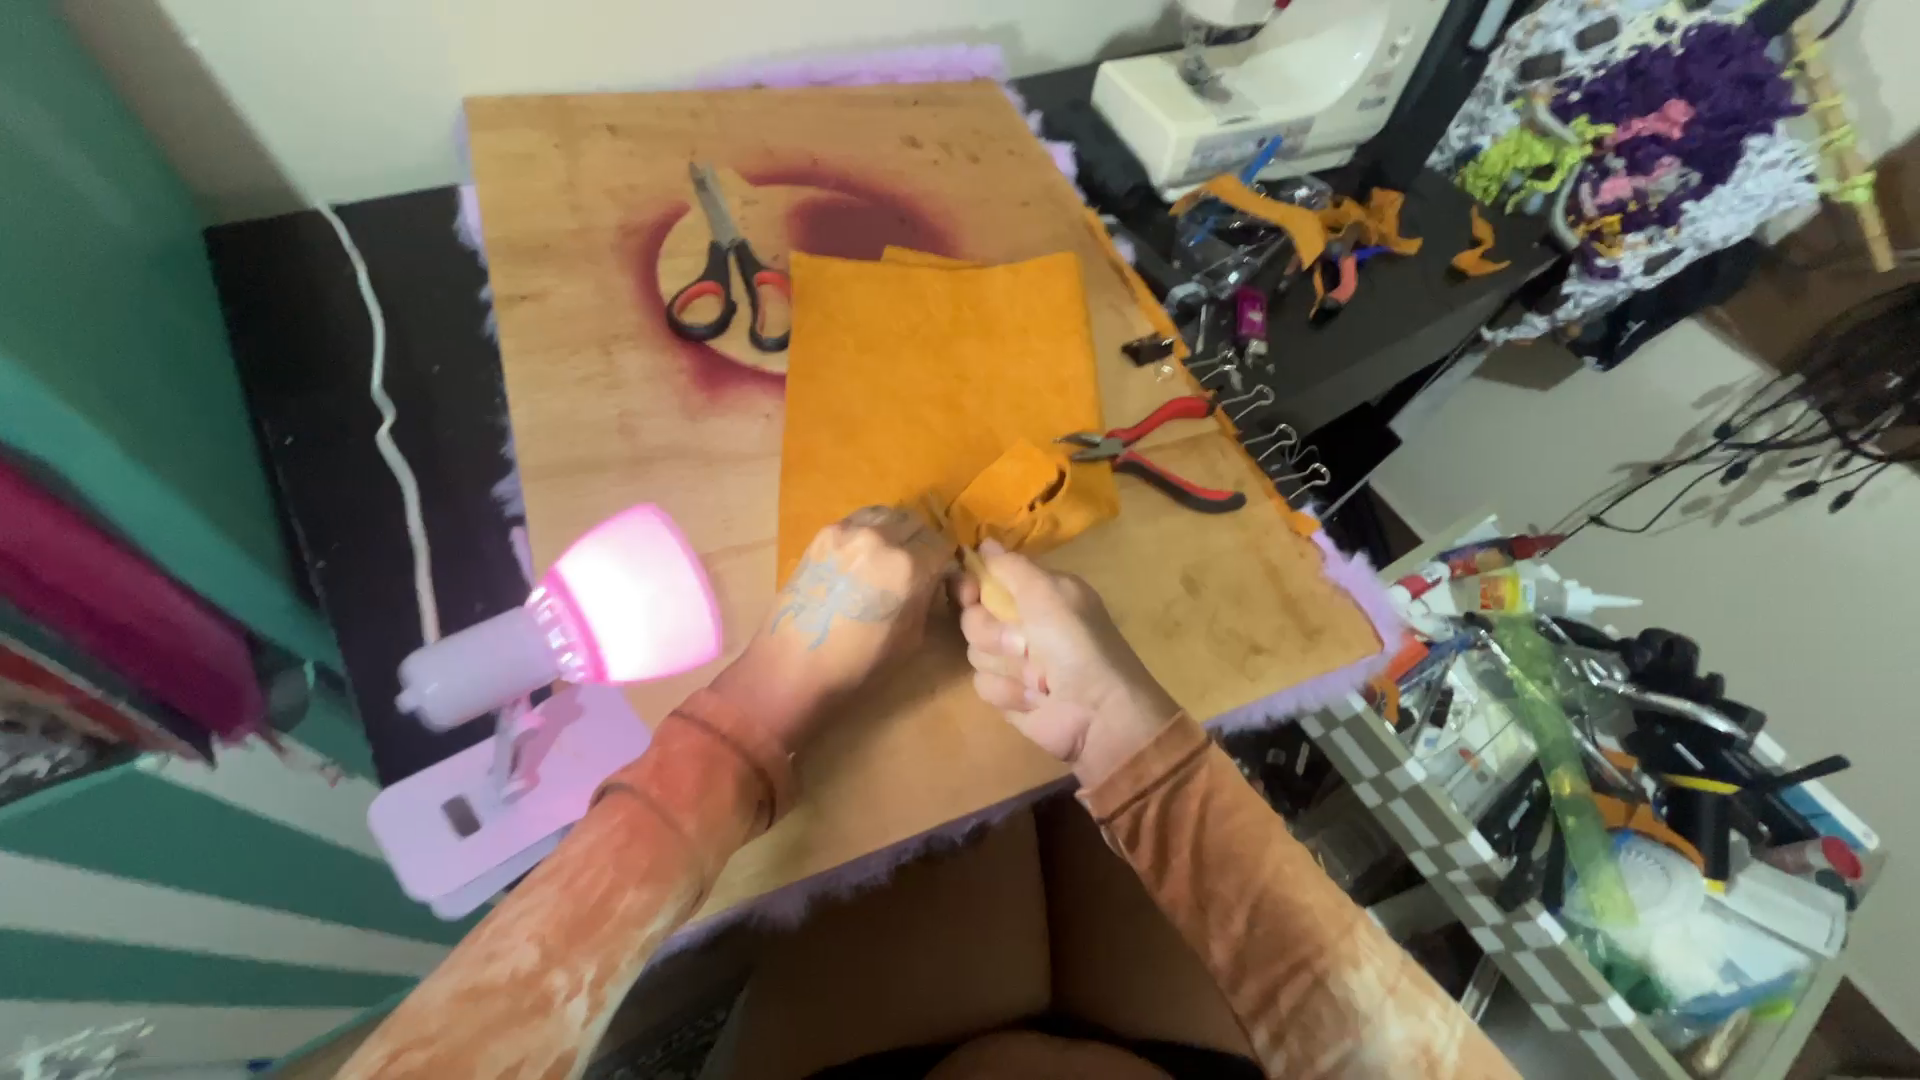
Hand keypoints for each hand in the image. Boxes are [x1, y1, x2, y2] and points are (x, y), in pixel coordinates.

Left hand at [718, 506, 953, 754]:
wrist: (795, 664)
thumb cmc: (860, 662)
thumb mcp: (912, 637)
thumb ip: (927, 597)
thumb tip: (932, 579)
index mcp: (909, 567)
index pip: (942, 544)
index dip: (944, 562)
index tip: (938, 576)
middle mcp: (882, 539)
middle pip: (917, 523)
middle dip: (922, 543)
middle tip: (916, 567)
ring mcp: (849, 531)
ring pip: (888, 515)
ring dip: (896, 531)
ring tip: (889, 557)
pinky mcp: (825, 534)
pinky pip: (859, 520)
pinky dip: (870, 531)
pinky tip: (863, 556)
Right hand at [954, 542, 1179, 785]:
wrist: (1096, 711)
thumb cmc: (1075, 644)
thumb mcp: (1048, 593)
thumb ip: (1012, 567)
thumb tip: (985, 541)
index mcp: (1037, 594)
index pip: (985, 580)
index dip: (971, 587)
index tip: (969, 593)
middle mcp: (1023, 624)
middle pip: (972, 619)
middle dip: (993, 633)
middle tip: (1023, 644)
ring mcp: (1015, 662)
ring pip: (975, 654)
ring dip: (1006, 666)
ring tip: (1038, 677)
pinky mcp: (1009, 694)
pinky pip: (984, 685)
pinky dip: (1010, 692)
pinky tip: (1035, 699)